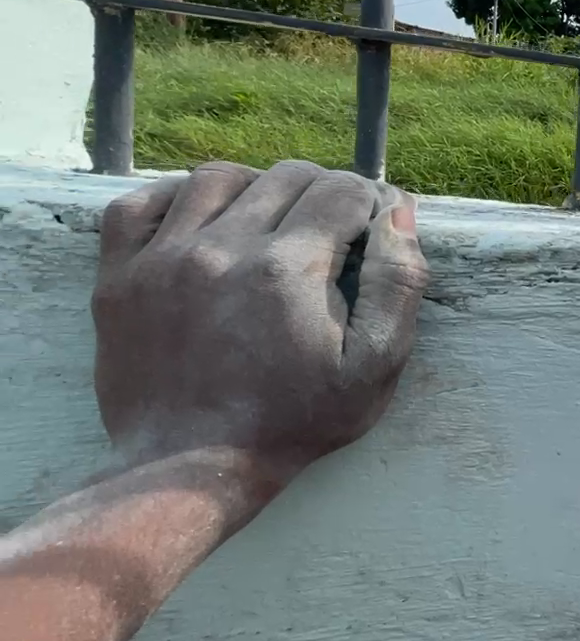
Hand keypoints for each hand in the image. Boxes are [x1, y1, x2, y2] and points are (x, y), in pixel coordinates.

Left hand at [91, 159, 428, 479]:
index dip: (376, 202)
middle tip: (342, 228)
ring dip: (264, 188)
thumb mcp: (379, 361)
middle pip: (288, 176)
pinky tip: (213, 222)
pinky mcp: (118, 276)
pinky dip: (183, 197)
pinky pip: (141, 202)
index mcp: (289, 269)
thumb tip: (400, 216)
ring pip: (219, 176)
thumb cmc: (302, 415)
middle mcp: (221, 250)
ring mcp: (161, 260)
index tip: (381, 227)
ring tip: (282, 222)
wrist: (192, 464)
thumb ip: (399, 284)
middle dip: (330, 192)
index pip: (344, 191)